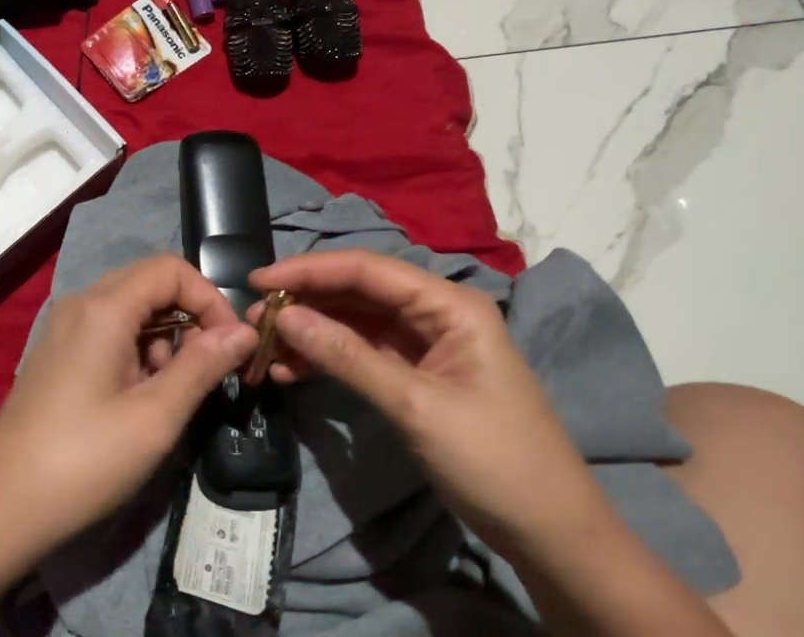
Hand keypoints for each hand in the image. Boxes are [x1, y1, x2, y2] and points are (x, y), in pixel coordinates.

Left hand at [0, 255, 257, 552]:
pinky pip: (108, 331)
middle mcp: (80, 304)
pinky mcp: (57, 353)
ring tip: (172, 392)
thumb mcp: (155, 416)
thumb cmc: (85, 460)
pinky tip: (142, 397)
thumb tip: (243, 330)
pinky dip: (137, 350)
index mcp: (102, 308)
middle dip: (190, 317)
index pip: (170, 268)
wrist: (5, 503)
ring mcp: (63, 327)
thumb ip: (202, 366)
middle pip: (149, 283)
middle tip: (212, 370)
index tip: (231, 345)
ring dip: (165, 337)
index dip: (209, 297)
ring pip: (130, 308)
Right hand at [248, 251, 609, 560]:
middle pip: (356, 291)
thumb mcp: (415, 406)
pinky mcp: (415, 375)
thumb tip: (284, 316)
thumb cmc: (494, 460)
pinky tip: (289, 372)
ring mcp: (425, 345)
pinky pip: (360, 353)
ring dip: (310, 331)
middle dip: (303, 301)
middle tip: (252, 318)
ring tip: (263, 346)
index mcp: (449, 305)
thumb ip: (347, 356)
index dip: (308, 270)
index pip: (366, 269)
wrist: (551, 533)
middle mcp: (435, 314)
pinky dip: (326, 359)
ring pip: (353, 321)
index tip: (257, 282)